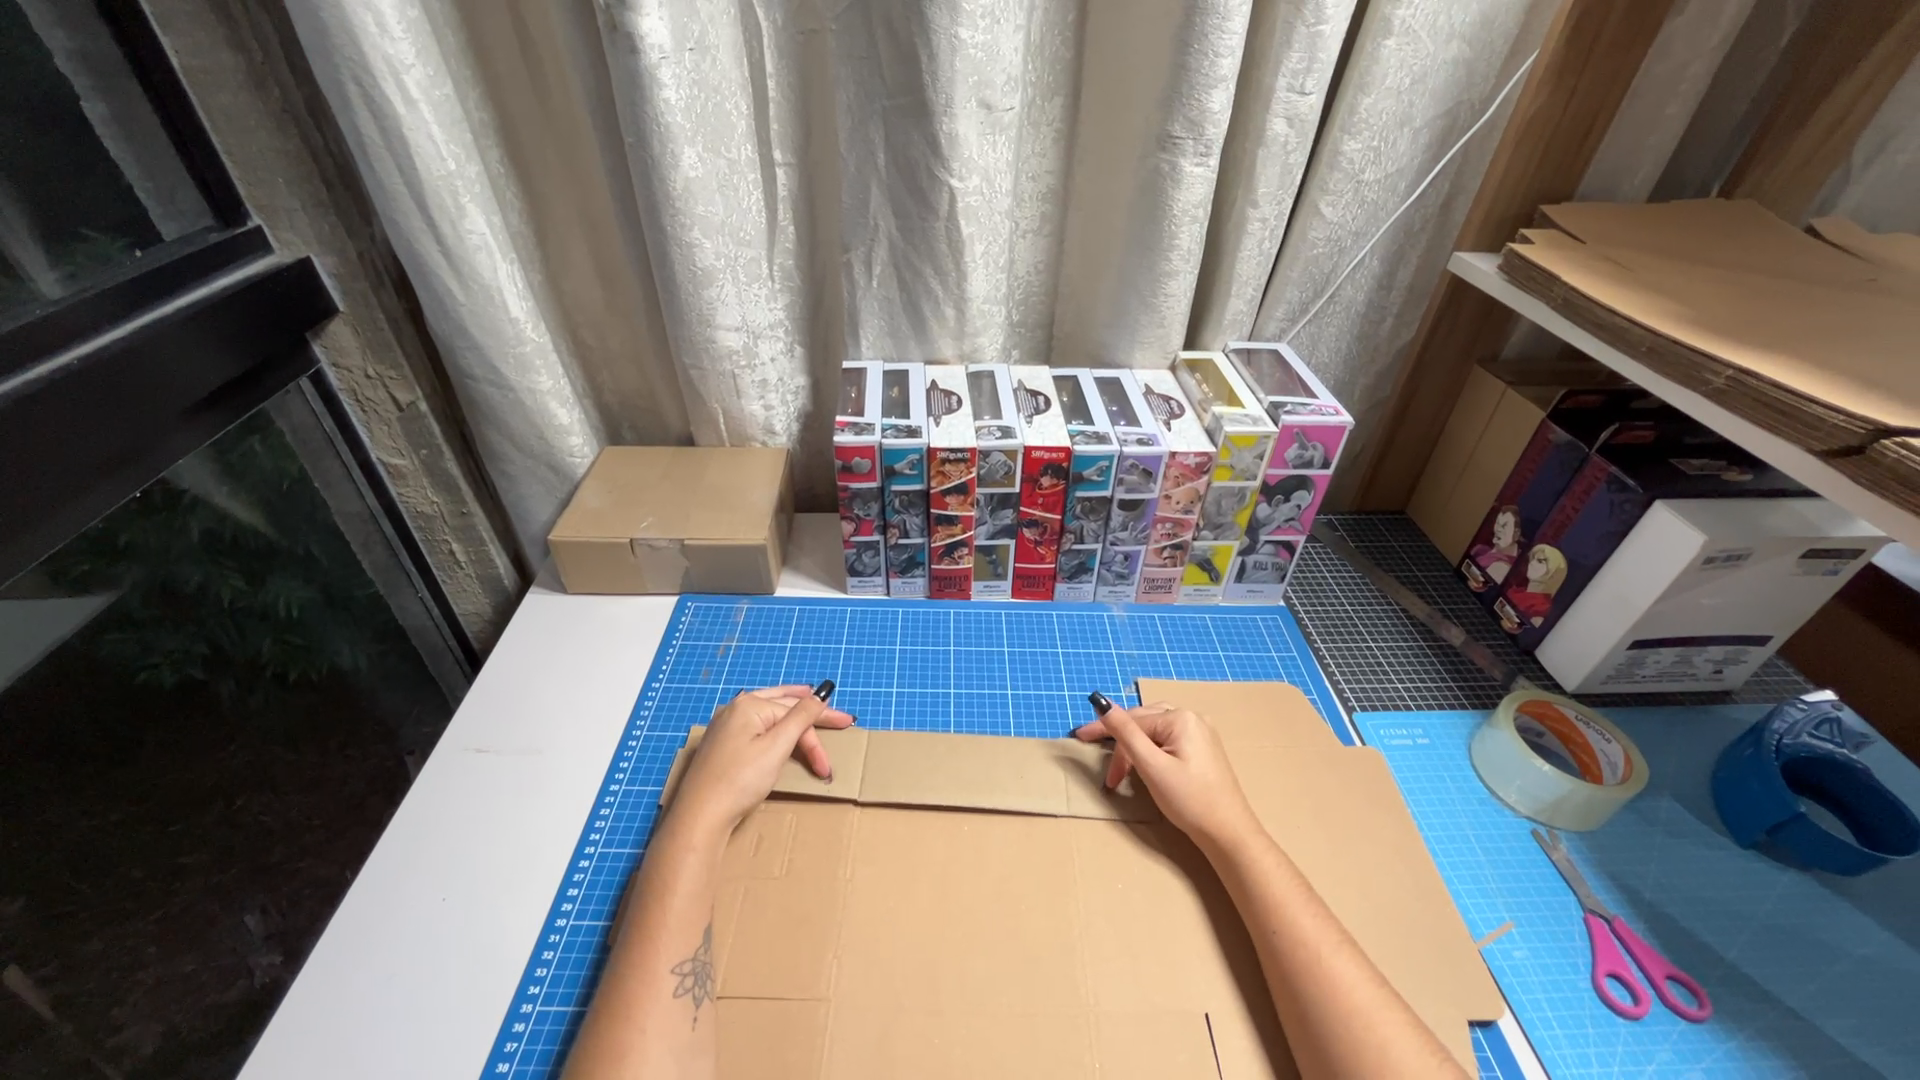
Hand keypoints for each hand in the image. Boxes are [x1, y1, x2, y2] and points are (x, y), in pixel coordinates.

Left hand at [673, 683, 853, 832]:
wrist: (700, 816)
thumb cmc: (741, 780)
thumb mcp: (777, 747)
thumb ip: (800, 718)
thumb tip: (819, 697)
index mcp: (749, 705)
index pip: (796, 711)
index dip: (824, 721)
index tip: (849, 723)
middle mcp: (735, 709)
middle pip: (782, 705)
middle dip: (809, 711)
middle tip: (834, 713)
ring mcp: (725, 726)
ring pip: (768, 713)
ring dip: (792, 715)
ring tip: (808, 706)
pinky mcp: (721, 745)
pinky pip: (756, 726)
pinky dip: (775, 726)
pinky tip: (779, 727)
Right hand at [1074, 696, 1257, 849]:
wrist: (1228, 833)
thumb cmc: (1189, 800)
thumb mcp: (1151, 766)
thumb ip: (1125, 732)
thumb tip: (1101, 703)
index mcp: (1180, 718)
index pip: (1133, 720)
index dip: (1104, 731)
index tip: (1078, 737)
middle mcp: (1192, 718)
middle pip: (1143, 721)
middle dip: (1120, 742)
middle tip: (1103, 767)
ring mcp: (1200, 733)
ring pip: (1154, 731)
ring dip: (1134, 747)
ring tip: (1120, 769)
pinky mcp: (1203, 749)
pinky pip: (1167, 740)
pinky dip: (1149, 750)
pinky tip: (1143, 763)